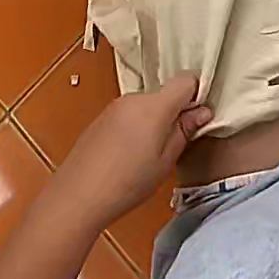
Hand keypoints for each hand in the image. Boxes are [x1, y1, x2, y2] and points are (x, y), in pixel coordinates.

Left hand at [52, 75, 211, 230]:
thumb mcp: (165, 161)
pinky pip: (129, 114)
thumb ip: (185, 131)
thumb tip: (202, 111)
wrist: (75, 198)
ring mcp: (114, 108)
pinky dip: (135, 127)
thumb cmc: (127, 183)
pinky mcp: (100, 119)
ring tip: (147, 155)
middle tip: (172, 144)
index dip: (196, 93)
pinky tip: (126, 156)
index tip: (196, 117)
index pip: (185, 80)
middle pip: (164, 94)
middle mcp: (134, 99)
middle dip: (174, 112)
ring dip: (154, 121)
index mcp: (154, 106)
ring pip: (147, 105)